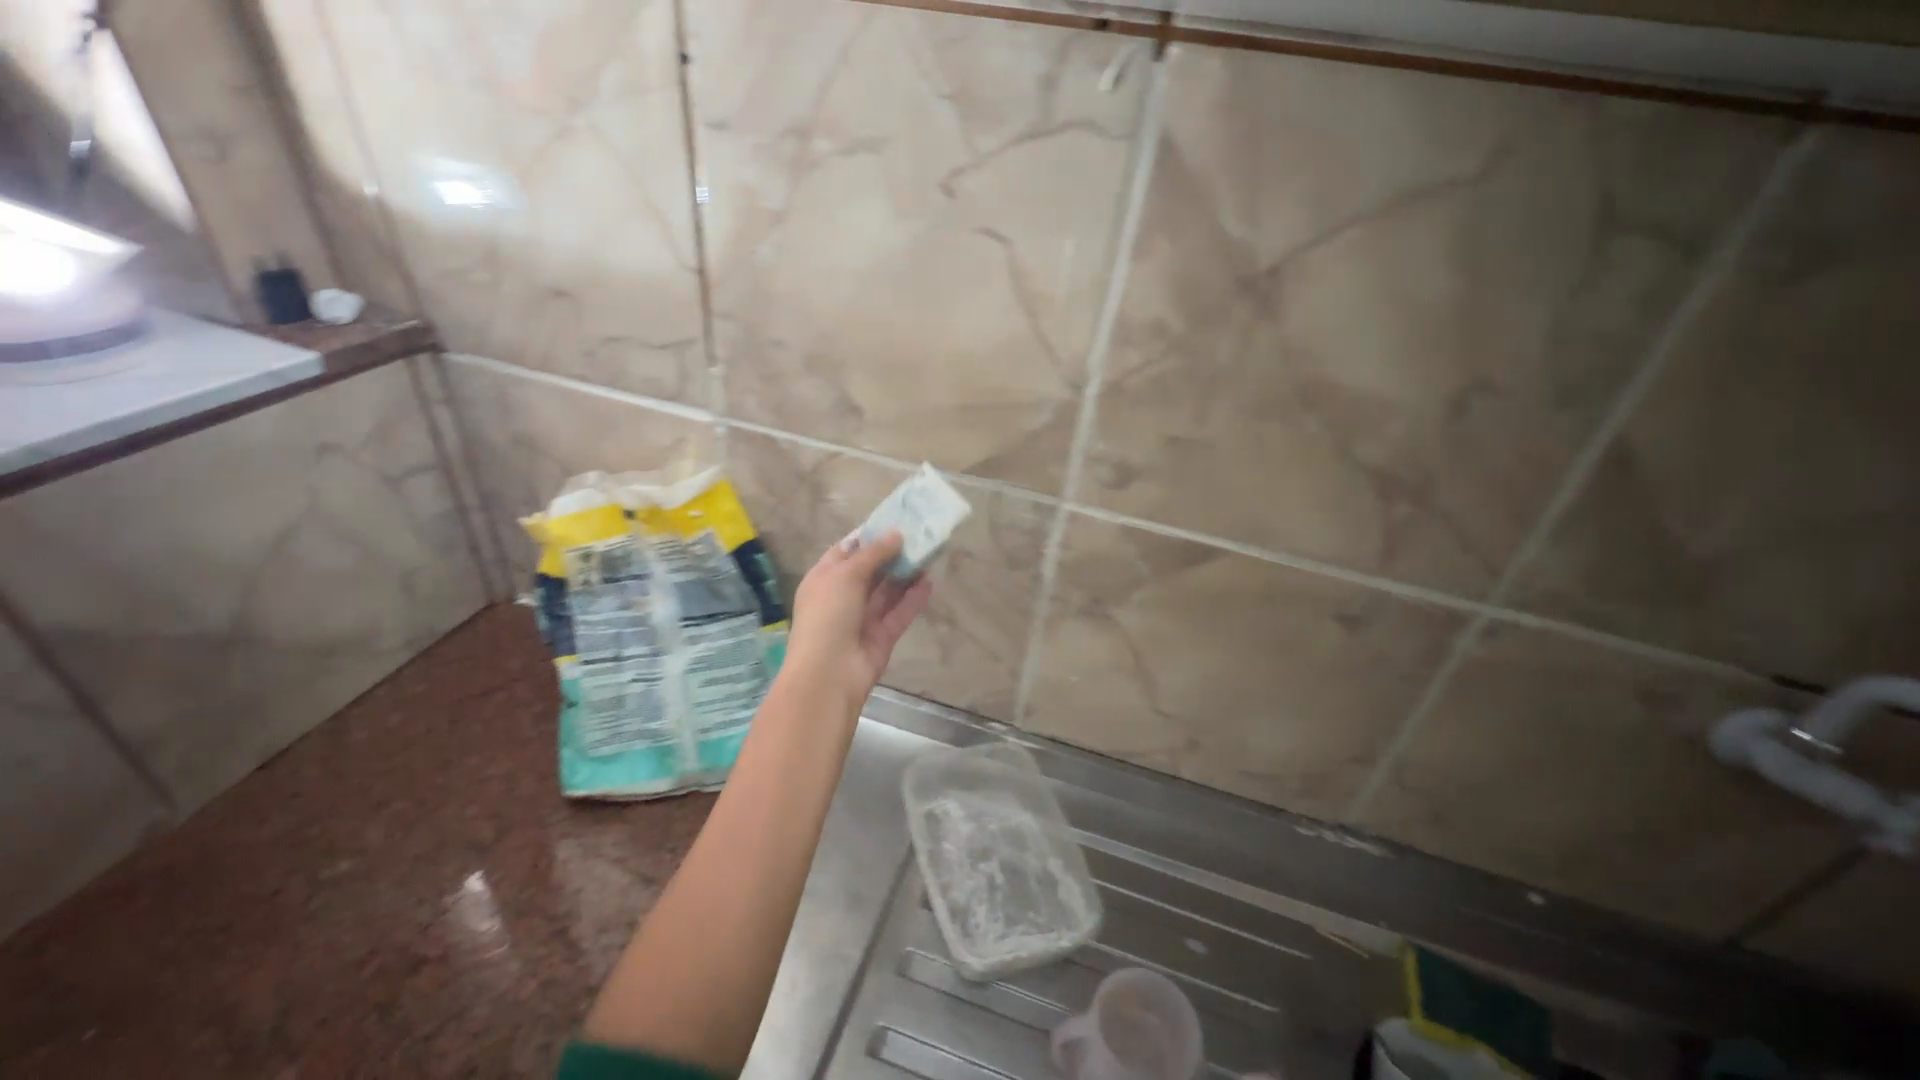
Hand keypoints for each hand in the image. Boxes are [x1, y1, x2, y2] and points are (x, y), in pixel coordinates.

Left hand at [786, 530, 932, 705]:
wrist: (828, 674)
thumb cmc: (827, 616)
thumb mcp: (845, 576)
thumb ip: (872, 554)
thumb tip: (896, 534)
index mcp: (823, 580)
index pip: (845, 552)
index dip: (867, 537)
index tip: (892, 521)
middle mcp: (842, 597)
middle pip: (869, 571)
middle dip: (890, 554)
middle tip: (917, 535)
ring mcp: (862, 618)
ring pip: (887, 592)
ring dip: (905, 574)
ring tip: (928, 553)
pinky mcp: (881, 636)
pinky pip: (899, 613)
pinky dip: (913, 598)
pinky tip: (929, 581)